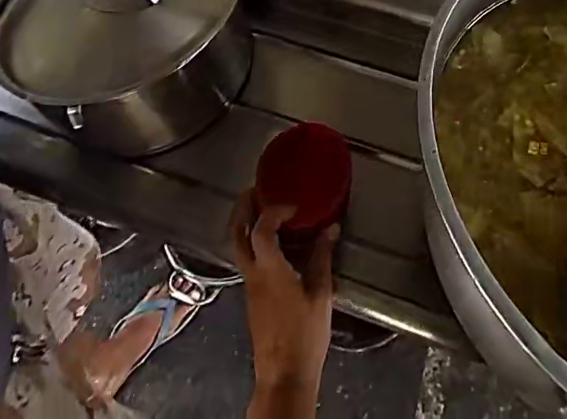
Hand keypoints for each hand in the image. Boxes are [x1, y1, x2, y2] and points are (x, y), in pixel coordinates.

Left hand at [232, 190, 336, 418]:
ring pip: (238, 248)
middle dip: (242, 209)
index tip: (291, 203)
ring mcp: (250, 288)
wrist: (284, 376)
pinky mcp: (253, 298)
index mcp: (269, 272)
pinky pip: (247, 260)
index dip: (273, 211)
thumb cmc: (304, 334)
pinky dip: (254, 241)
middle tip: (256, 189)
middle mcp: (253, 276)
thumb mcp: (321, 292)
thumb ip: (322, 256)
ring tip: (263, 207)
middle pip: (236, 236)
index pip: (260, 231)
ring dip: (245, 224)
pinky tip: (275, 241)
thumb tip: (330, 228)